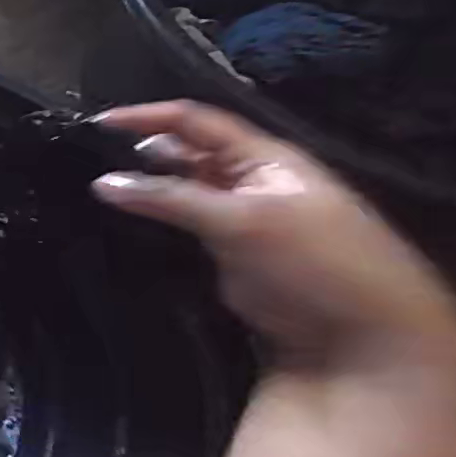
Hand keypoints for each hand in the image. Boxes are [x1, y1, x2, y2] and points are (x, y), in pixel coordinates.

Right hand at [89, 101, 455, 370]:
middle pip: (186, 150)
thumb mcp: (241, 221)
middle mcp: (250, 178)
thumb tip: (101, 182)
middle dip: (141, 147)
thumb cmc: (313, 263)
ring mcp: (239, 215)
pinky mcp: (228, 249)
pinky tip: (126, 218)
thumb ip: (168, 198)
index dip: (146, 116)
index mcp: (265, 158)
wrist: (364, 340)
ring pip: (180, 186)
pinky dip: (153, 215)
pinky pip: (181, 220)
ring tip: (101, 185)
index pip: (195, 121)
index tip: (96, 122)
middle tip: (91, 153)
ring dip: (145, 184)